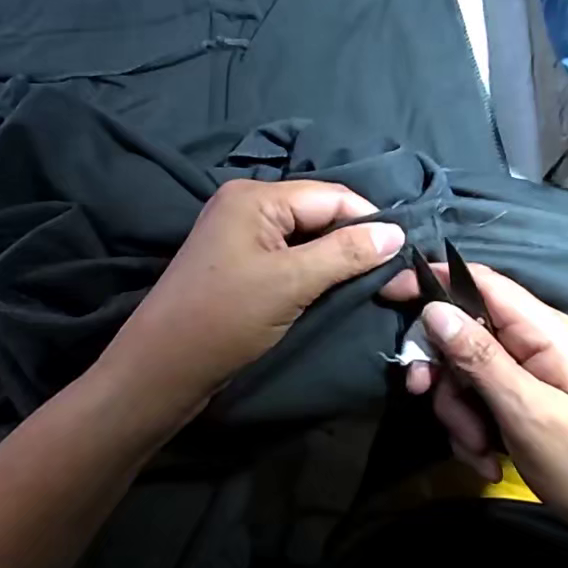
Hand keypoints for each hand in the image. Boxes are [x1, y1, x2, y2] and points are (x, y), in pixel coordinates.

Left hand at [102, 179, 404, 411]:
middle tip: (395, 275)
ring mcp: (242, 234)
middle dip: (357, 241)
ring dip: (339, 258)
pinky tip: (338, 287)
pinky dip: (316, 270)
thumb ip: (346, 253)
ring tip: (374, 283)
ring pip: (308, 237)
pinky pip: (290, 255)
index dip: (372, 221)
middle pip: (320, 213)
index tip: (407, 254)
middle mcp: (248, 205)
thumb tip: (397, 233)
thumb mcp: (291, 282)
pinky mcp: (240, 263)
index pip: (332, 196)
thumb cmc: (224, 320)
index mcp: (255, 197)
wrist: (161, 371)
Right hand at [381, 263, 567, 550]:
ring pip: (466, 373)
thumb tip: (434, 310)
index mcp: (547, 331)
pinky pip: (479, 400)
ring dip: (459, 412)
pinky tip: (487, 461)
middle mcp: (536, 342)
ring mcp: (529, 372)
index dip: (435, 281)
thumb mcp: (528, 413)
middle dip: (444, 374)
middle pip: (465, 333)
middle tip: (424, 398)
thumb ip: (480, 359)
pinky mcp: (523, 400)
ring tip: (478, 450)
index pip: (482, 283)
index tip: (390, 293)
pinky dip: (474, 430)